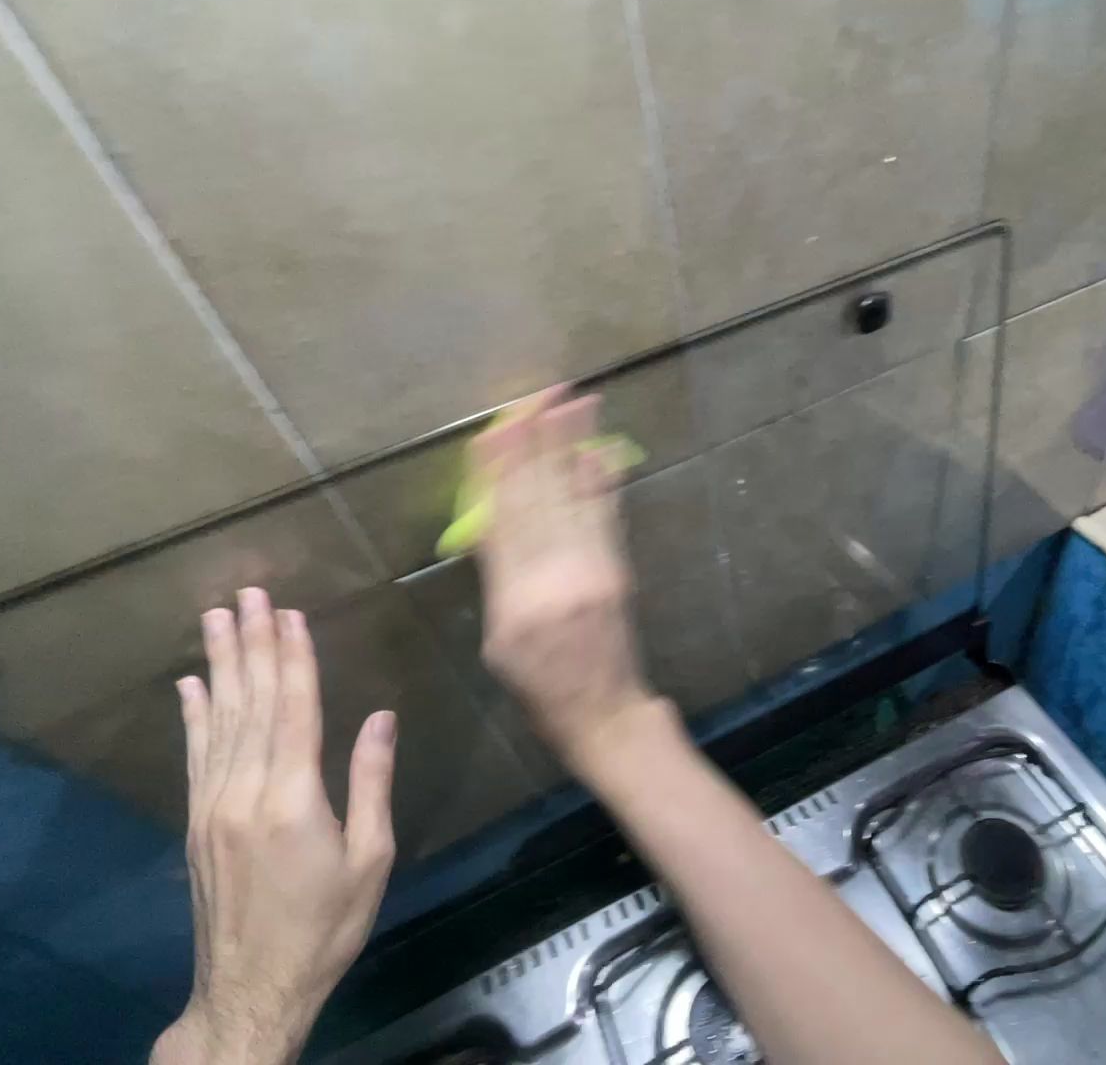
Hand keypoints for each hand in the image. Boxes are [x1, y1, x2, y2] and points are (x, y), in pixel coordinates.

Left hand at [152, 588, 398, 1064]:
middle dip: (253, 644)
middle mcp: (245, 792)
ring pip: (219, 721)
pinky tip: (189, 685)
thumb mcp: (370, 857)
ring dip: (220, 665)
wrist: (253, 988)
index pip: (294, 710)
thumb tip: (382, 717)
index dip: (294, 659)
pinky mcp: (196, 824)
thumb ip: (372, 782)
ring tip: (217, 621)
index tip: (290, 614)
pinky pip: (195, 757)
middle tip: (246, 595)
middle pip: (252, 704)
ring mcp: (212, 807)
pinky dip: (192, 716)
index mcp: (294, 798)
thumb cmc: (328, 923)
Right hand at [472, 388, 678, 777]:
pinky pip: (609, 518)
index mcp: (517, 598)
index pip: (503, 520)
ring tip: (576, 402)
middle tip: (541, 393)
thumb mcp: (499, 644)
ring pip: (577, 497)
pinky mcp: (619, 570)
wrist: (604, 712)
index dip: (499, 470)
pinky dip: (604, 482)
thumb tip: (486, 524)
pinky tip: (602, 451)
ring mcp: (594, 570)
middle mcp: (556, 576)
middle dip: (539, 442)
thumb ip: (497, 582)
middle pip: (541, 497)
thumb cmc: (540, 688)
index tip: (496, 427)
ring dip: (576, 446)